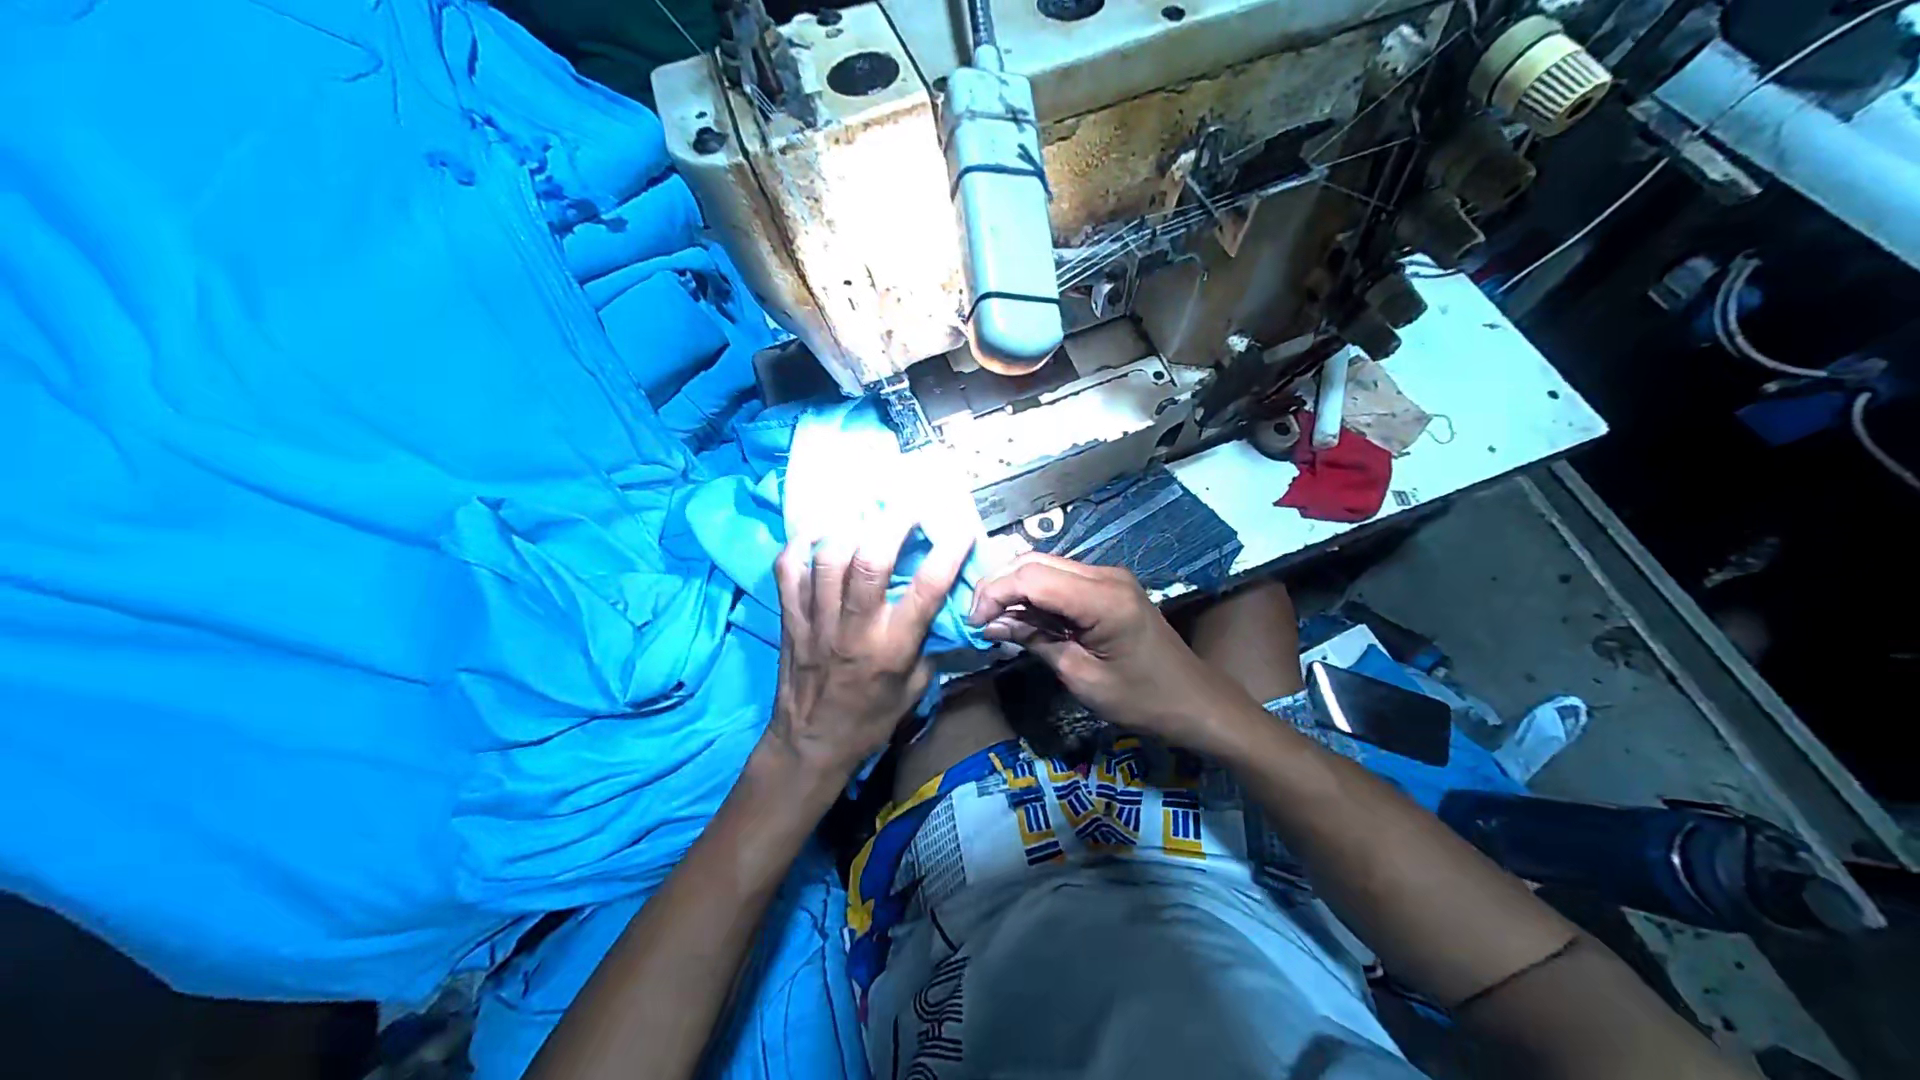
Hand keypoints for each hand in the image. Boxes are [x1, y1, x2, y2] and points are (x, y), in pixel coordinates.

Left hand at [766, 518, 972, 782]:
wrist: (811, 744)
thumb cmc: (870, 719)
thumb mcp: (915, 689)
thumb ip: (930, 644)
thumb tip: (948, 608)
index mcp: (892, 649)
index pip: (926, 591)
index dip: (947, 553)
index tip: (960, 527)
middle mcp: (854, 629)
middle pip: (869, 561)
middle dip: (892, 523)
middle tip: (908, 503)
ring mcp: (816, 621)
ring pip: (828, 559)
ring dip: (848, 527)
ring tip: (865, 509)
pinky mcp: (789, 619)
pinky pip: (788, 571)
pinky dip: (800, 545)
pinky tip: (817, 531)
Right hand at [967, 553, 1255, 752]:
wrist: (1195, 702)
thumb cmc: (1141, 699)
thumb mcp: (1080, 677)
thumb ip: (1035, 641)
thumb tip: (991, 625)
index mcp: (1102, 598)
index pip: (1031, 576)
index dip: (995, 593)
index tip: (973, 622)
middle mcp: (1105, 575)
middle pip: (1035, 561)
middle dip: (999, 585)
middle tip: (977, 619)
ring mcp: (1109, 577)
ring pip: (1045, 565)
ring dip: (1015, 587)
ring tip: (992, 618)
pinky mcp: (1109, 586)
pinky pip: (1061, 578)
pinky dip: (1035, 592)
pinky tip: (1020, 615)